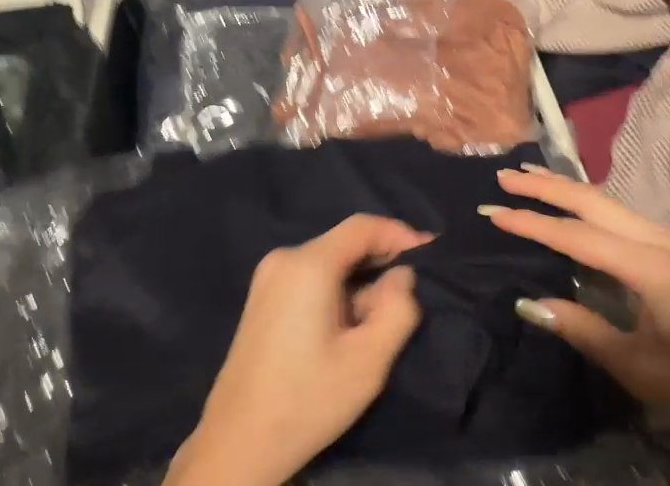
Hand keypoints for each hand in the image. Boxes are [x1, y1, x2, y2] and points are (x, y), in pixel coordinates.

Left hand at [166, 214, 429, 485]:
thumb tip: (403, 276)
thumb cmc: (307, 399)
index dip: (400, 234)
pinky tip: (347, 329)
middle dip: (381, 264)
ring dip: (359, 283)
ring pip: (329, 263)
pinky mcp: (262, 299)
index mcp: (307, 264)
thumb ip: (397, 308)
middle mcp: (283, 259)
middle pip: (344, 244)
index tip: (431, 255)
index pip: (362, 226)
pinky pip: (310, 279)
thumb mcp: (368, 360)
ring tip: (378, 323)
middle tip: (408, 299)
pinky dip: (336, 292)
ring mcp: (267, 278)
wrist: (238, 443)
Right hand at [482, 166, 669, 436]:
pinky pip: (620, 213)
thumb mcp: (637, 367)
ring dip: (566, 189)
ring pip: (608, 201)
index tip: (493, 211)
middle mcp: (659, 242)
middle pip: (593, 201)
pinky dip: (588, 202)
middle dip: (546, 187)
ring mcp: (669, 242)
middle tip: (504, 177)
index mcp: (650, 268)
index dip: (533, 223)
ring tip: (529, 178)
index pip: (578, 237)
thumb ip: (582, 330)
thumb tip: (529, 302)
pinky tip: (572, 204)